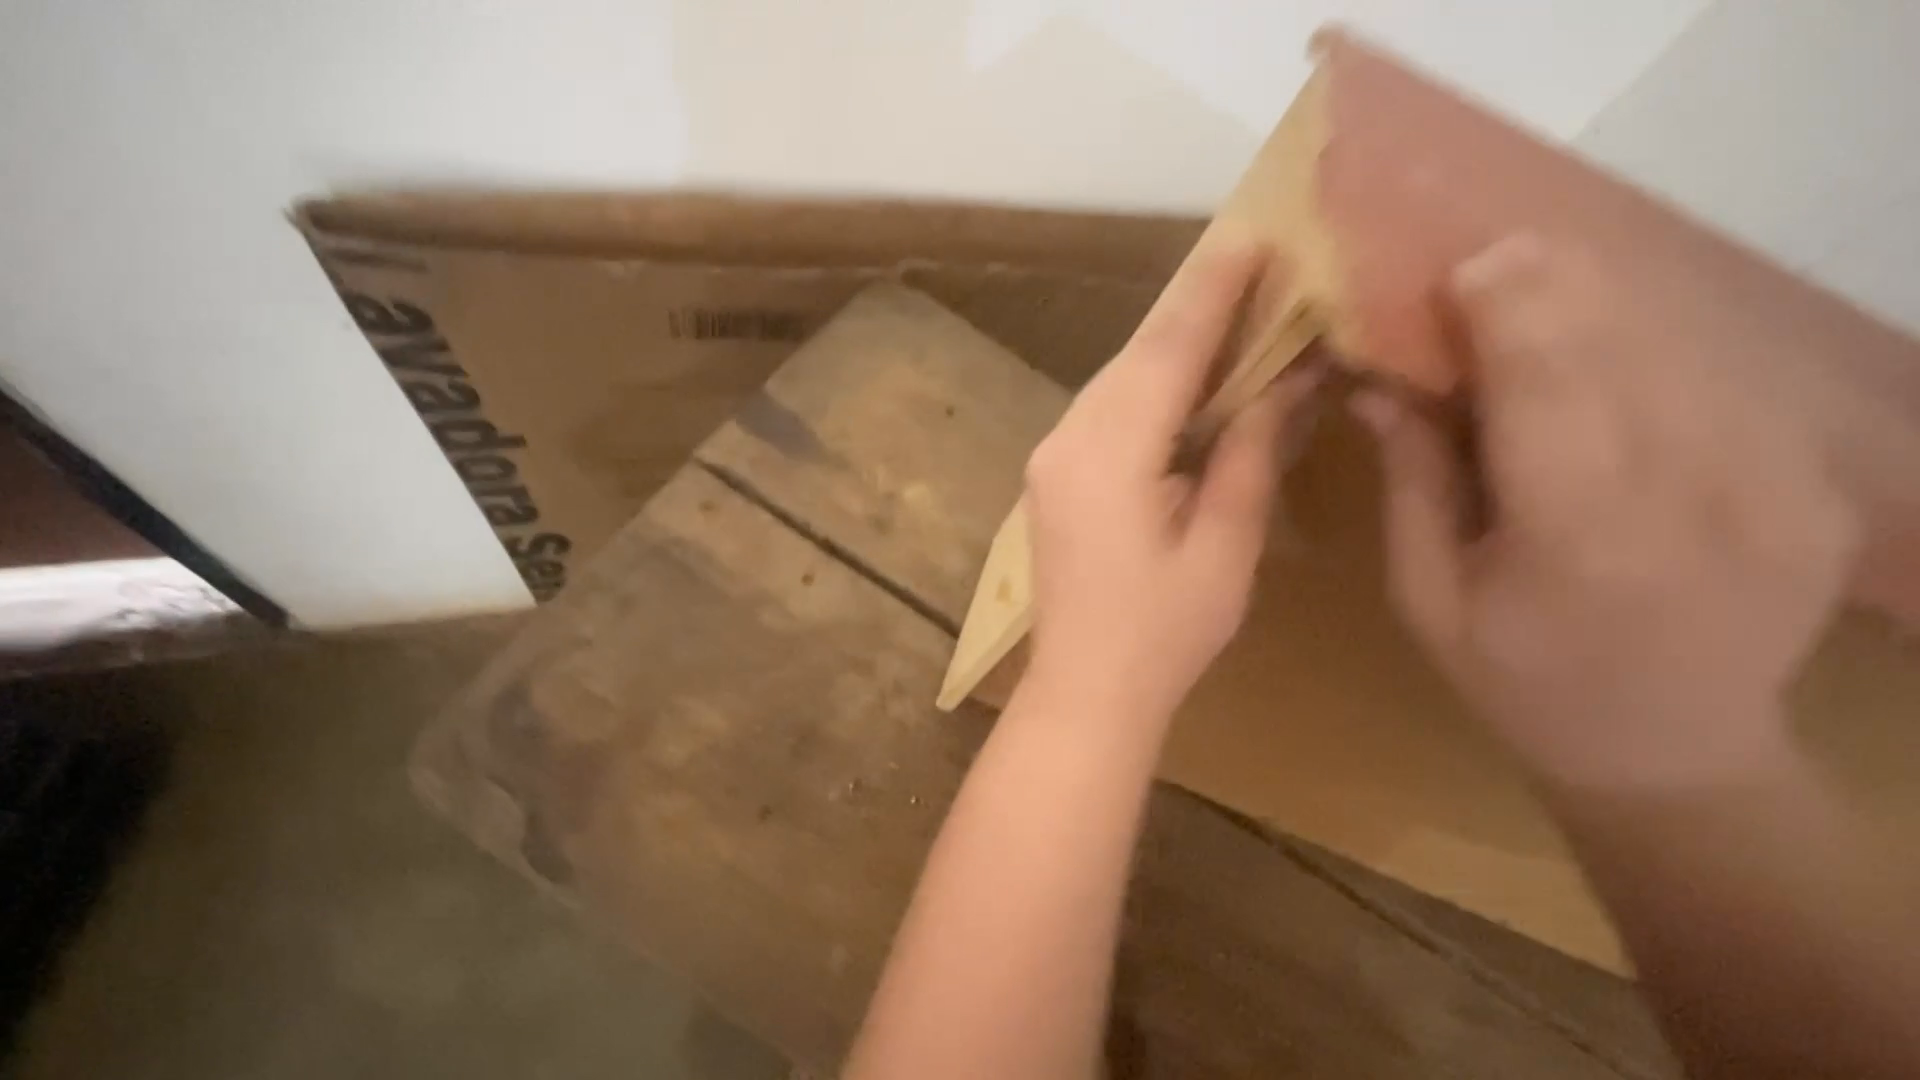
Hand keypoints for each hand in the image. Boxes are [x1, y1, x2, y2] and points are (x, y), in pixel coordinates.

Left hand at [1023, 246, 1313, 719]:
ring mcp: (1051, 456)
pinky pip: (1105, 409)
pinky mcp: (1052, 474)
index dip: (1212, 291)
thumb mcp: (1224, 543)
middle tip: (1258, 269)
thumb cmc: (1164, 631)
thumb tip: (1287, 382)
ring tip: (1234, 316)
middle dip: (1194, 310)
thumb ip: (1248, 453)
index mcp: (1109, 452)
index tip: (1252, 238)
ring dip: (1171, 348)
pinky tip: (1187, 382)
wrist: (1084, 689)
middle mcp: (1067, 438)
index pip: (1166, 350)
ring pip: (1117, 378)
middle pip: (1135, 355)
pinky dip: (1148, 385)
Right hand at [1356, 236, 1855, 786]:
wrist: (1670, 753)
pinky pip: (1718, 382)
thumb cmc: (1517, 681)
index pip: (1550, 383)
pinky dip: (1652, 353)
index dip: (1510, 308)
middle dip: (1554, 289)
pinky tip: (1606, 367)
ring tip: (1541, 302)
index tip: (1466, 264)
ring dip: (1602, 311)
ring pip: (1680, 350)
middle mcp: (1697, 496)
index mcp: (1583, 538)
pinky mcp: (1814, 484)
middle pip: (1624, 346)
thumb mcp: (1429, 598)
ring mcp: (1776, 486)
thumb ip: (1412, 483)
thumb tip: (1379, 385)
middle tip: (1492, 263)